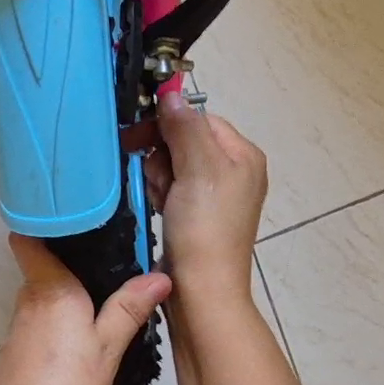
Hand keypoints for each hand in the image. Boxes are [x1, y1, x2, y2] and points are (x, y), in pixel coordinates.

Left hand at [0, 235, 172, 384]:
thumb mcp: (107, 347)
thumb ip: (129, 308)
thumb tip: (159, 275)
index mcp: (50, 287)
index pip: (29, 237)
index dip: (46, 221)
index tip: (79, 212)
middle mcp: (29, 301)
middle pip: (46, 266)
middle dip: (76, 259)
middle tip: (118, 256)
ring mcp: (21, 328)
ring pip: (48, 296)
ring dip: (73, 292)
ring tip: (113, 294)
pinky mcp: (19, 354)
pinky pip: (45, 321)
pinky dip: (65, 318)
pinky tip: (88, 335)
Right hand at [146, 92, 268, 302]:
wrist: (201, 291)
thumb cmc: (204, 228)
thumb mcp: (197, 169)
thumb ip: (184, 127)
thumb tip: (169, 93)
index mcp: (244, 155)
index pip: (199, 118)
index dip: (168, 125)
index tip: (139, 140)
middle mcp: (235, 172)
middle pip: (185, 141)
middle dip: (163, 157)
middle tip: (159, 181)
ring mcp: (216, 197)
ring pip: (174, 167)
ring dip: (159, 178)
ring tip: (160, 200)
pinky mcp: (199, 218)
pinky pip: (173, 192)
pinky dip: (161, 196)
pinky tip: (159, 211)